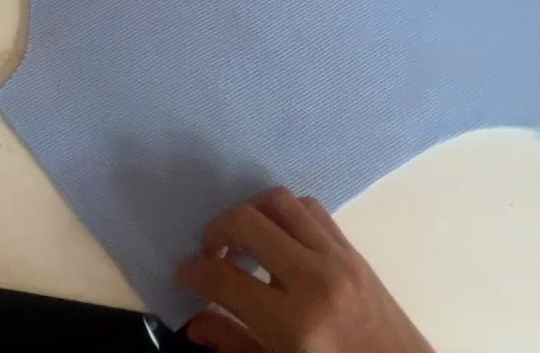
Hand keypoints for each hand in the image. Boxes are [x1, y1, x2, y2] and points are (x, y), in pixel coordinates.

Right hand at [175, 188, 433, 352]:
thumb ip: (234, 345)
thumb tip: (194, 320)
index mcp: (293, 323)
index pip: (224, 279)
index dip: (194, 272)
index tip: (184, 272)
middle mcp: (315, 280)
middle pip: (248, 221)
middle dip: (216, 231)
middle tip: (210, 253)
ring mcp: (339, 259)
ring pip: (279, 201)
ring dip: (252, 213)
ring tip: (244, 240)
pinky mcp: (355, 252)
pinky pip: (312, 208)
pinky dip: (286, 214)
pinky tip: (279, 239)